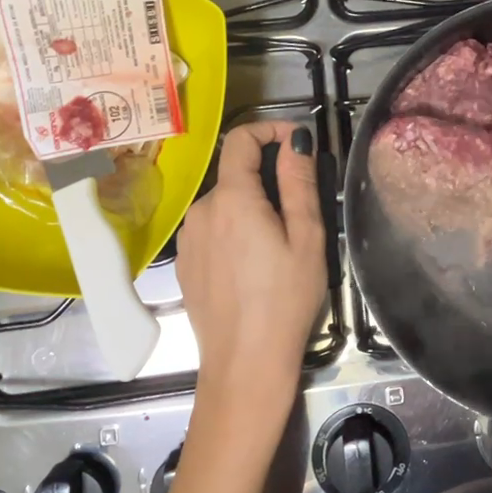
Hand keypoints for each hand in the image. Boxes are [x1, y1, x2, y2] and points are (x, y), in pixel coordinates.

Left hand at [176, 122, 326, 421]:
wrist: (245, 363)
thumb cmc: (285, 298)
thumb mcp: (306, 236)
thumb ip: (298, 182)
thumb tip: (295, 138)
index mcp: (232, 198)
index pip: (242, 139)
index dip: (271, 129)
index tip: (298, 142)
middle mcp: (201, 210)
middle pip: (236, 174)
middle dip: (269, 178)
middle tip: (303, 208)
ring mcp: (189, 238)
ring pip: (225, 203)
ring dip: (253, 206)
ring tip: (282, 242)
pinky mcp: (186, 263)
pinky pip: (213, 229)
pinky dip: (236, 229)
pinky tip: (256, 264)